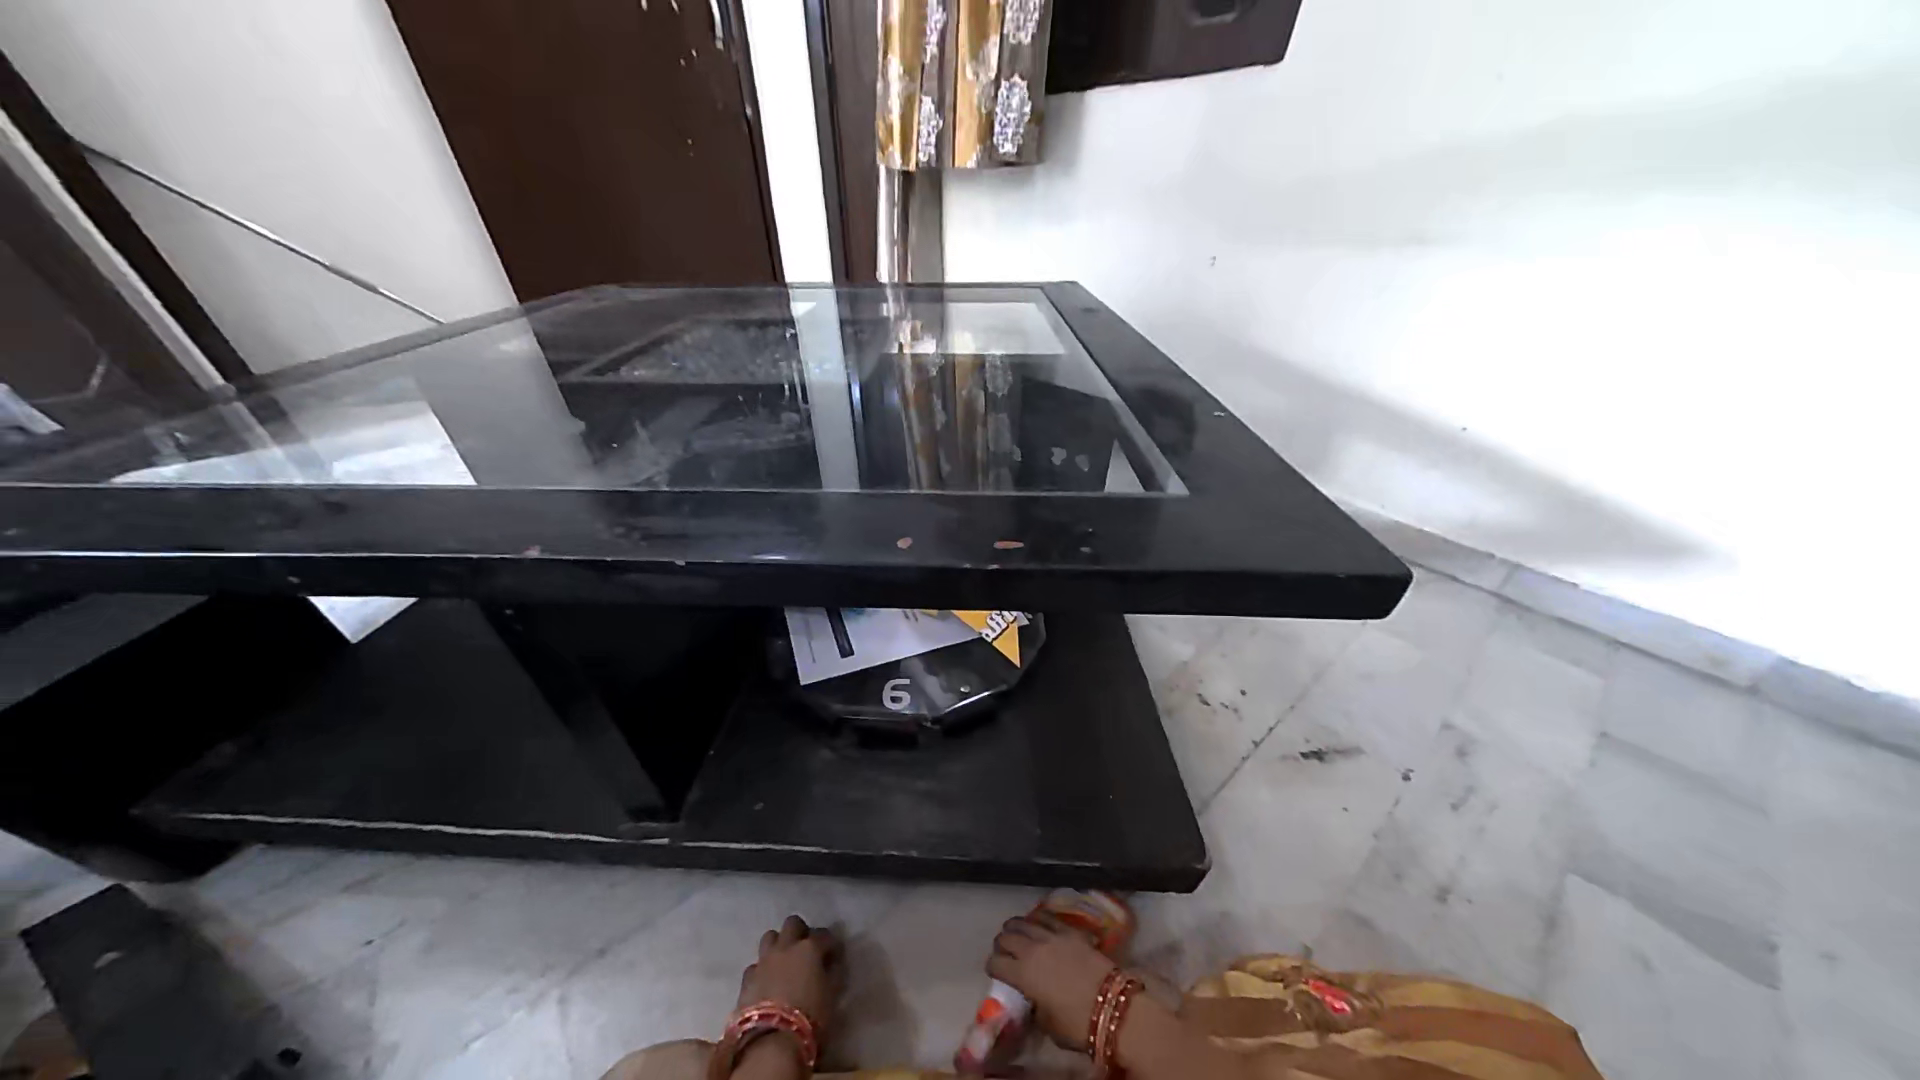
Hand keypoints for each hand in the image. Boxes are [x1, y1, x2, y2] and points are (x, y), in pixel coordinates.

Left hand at [737, 915, 843, 1039]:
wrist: (771, 1041)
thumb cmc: (809, 1017)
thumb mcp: (831, 995)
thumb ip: (833, 974)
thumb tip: (832, 964)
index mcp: (809, 948)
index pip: (824, 934)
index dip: (830, 944)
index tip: (833, 956)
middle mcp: (786, 947)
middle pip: (792, 923)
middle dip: (800, 932)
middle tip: (806, 950)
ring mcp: (764, 961)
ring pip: (770, 937)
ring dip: (778, 945)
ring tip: (784, 961)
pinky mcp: (747, 979)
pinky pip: (756, 964)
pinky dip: (762, 969)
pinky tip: (767, 982)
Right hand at [986, 914, 1117, 1048]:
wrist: (1113, 1005)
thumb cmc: (1078, 1023)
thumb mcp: (1048, 1025)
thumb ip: (1034, 1007)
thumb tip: (1033, 998)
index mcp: (1023, 975)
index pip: (995, 963)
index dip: (991, 967)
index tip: (994, 972)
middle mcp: (1032, 949)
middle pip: (1006, 937)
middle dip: (1001, 945)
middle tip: (1003, 952)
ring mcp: (1052, 936)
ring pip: (1023, 922)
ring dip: (1015, 928)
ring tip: (1015, 933)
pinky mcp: (1070, 930)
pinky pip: (1047, 917)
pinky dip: (1037, 919)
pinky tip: (1037, 922)